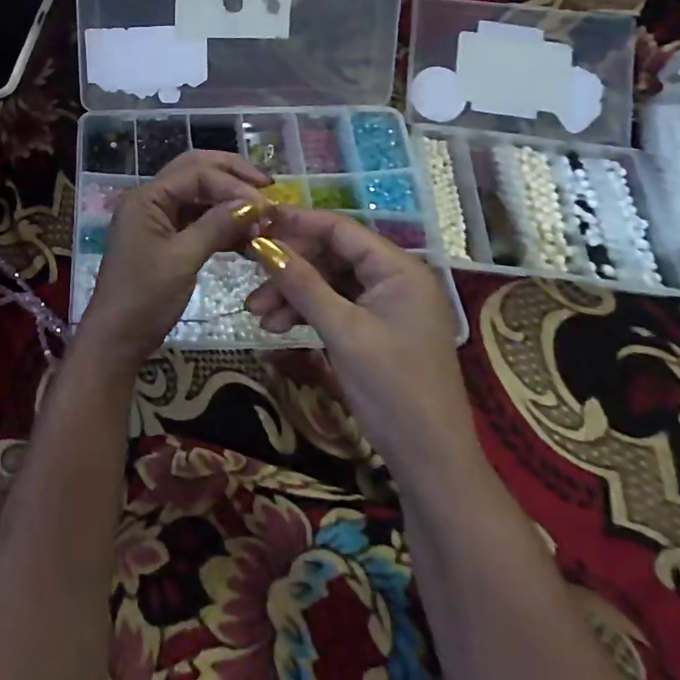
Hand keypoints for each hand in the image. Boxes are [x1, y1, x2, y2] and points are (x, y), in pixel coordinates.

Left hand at [78, 150, 271, 364]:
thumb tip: (256, 204)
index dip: (234, 185)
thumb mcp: (184, 258)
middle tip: (269, 187)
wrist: (118, 337)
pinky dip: (221, 223)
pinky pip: (196, 220)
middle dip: (232, 177)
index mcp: (146, 197)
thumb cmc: (145, 296)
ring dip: (229, 201)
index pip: (197, 173)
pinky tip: (248, 234)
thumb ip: (218, 225)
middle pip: (195, 172)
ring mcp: (156, 219)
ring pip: (198, 196)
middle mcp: (149, 200)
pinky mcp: (165, 239)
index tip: (268, 206)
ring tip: (263, 215)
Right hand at [244, 208, 479, 473]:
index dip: (295, 224)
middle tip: (250, 287)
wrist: (429, 456)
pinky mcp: (376, 327)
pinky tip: (278, 327)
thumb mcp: (342, 331)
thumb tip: (262, 246)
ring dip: (292, 295)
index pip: (340, 229)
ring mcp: (386, 304)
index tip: (253, 226)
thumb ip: (302, 284)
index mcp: (399, 269)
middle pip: (330, 256)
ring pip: (328, 282)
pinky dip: (306, 313)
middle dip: (289, 270)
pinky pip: (334, 305)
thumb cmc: (392, 387)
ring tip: (257, 316)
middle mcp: (394, 278)